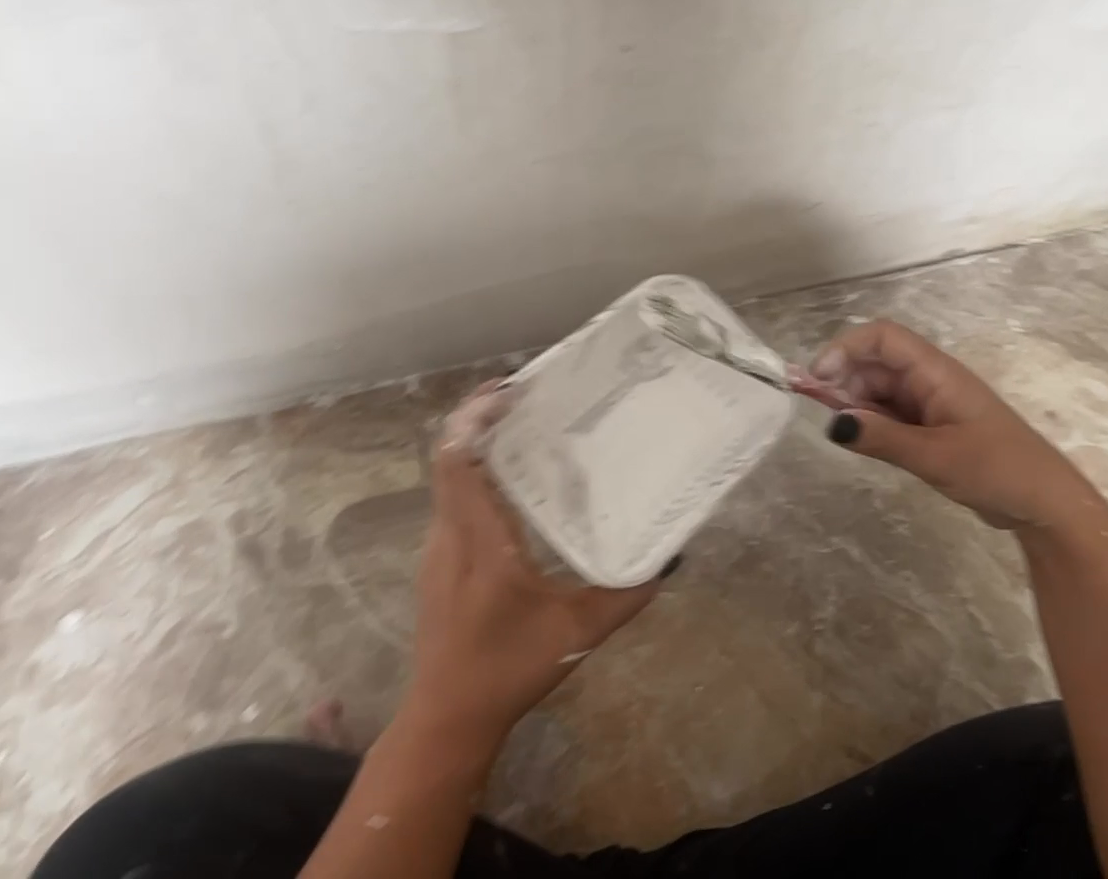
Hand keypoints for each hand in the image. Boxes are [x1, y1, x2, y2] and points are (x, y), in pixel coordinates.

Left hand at [401, 383, 662, 743]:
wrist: (448, 717)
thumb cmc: (509, 668)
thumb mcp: (579, 632)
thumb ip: (627, 594)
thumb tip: (670, 559)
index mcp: (478, 539)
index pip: (458, 459)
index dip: (475, 416)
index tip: (510, 390)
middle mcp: (449, 534)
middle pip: (450, 458)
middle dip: (483, 421)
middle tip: (531, 402)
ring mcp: (437, 550)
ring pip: (449, 480)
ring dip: (479, 449)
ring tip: (528, 435)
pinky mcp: (439, 565)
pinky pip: (453, 503)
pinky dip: (477, 480)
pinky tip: (516, 492)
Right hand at [795, 320, 1084, 529]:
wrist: (1044, 503)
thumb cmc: (997, 470)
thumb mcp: (935, 457)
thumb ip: (882, 438)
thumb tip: (833, 424)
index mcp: (936, 372)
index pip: (882, 337)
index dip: (845, 348)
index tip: (819, 380)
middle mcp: (931, 380)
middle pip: (876, 363)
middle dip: (844, 380)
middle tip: (826, 415)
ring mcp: (931, 404)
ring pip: (880, 389)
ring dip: (856, 403)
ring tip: (844, 433)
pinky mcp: (932, 428)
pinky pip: (891, 414)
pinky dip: (871, 422)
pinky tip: (861, 441)